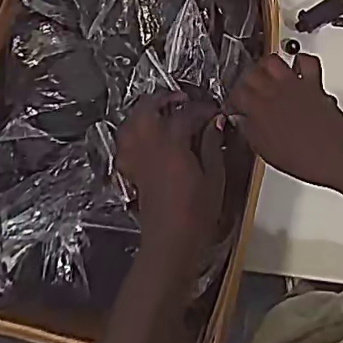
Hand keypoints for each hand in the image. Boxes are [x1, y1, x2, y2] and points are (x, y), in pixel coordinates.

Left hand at [116, 93, 225, 258]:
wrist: (170, 243)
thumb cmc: (197, 211)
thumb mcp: (214, 176)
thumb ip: (212, 145)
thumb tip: (215, 122)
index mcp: (172, 144)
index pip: (186, 114)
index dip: (202, 109)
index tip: (216, 112)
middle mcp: (150, 146)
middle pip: (147, 110)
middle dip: (164, 99)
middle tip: (182, 99)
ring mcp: (138, 159)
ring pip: (132, 124)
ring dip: (146, 112)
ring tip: (163, 111)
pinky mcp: (133, 173)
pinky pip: (126, 144)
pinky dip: (134, 134)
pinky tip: (147, 137)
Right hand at [228, 53, 342, 190]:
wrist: (337, 156)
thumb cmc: (306, 159)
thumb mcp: (267, 152)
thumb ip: (251, 132)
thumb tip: (242, 122)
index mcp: (260, 108)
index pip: (237, 93)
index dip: (233, 100)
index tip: (235, 106)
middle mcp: (276, 91)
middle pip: (252, 73)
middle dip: (246, 81)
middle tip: (247, 91)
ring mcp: (296, 84)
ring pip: (273, 61)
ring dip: (267, 67)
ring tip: (266, 76)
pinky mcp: (314, 83)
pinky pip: (306, 61)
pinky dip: (300, 61)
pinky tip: (297, 68)